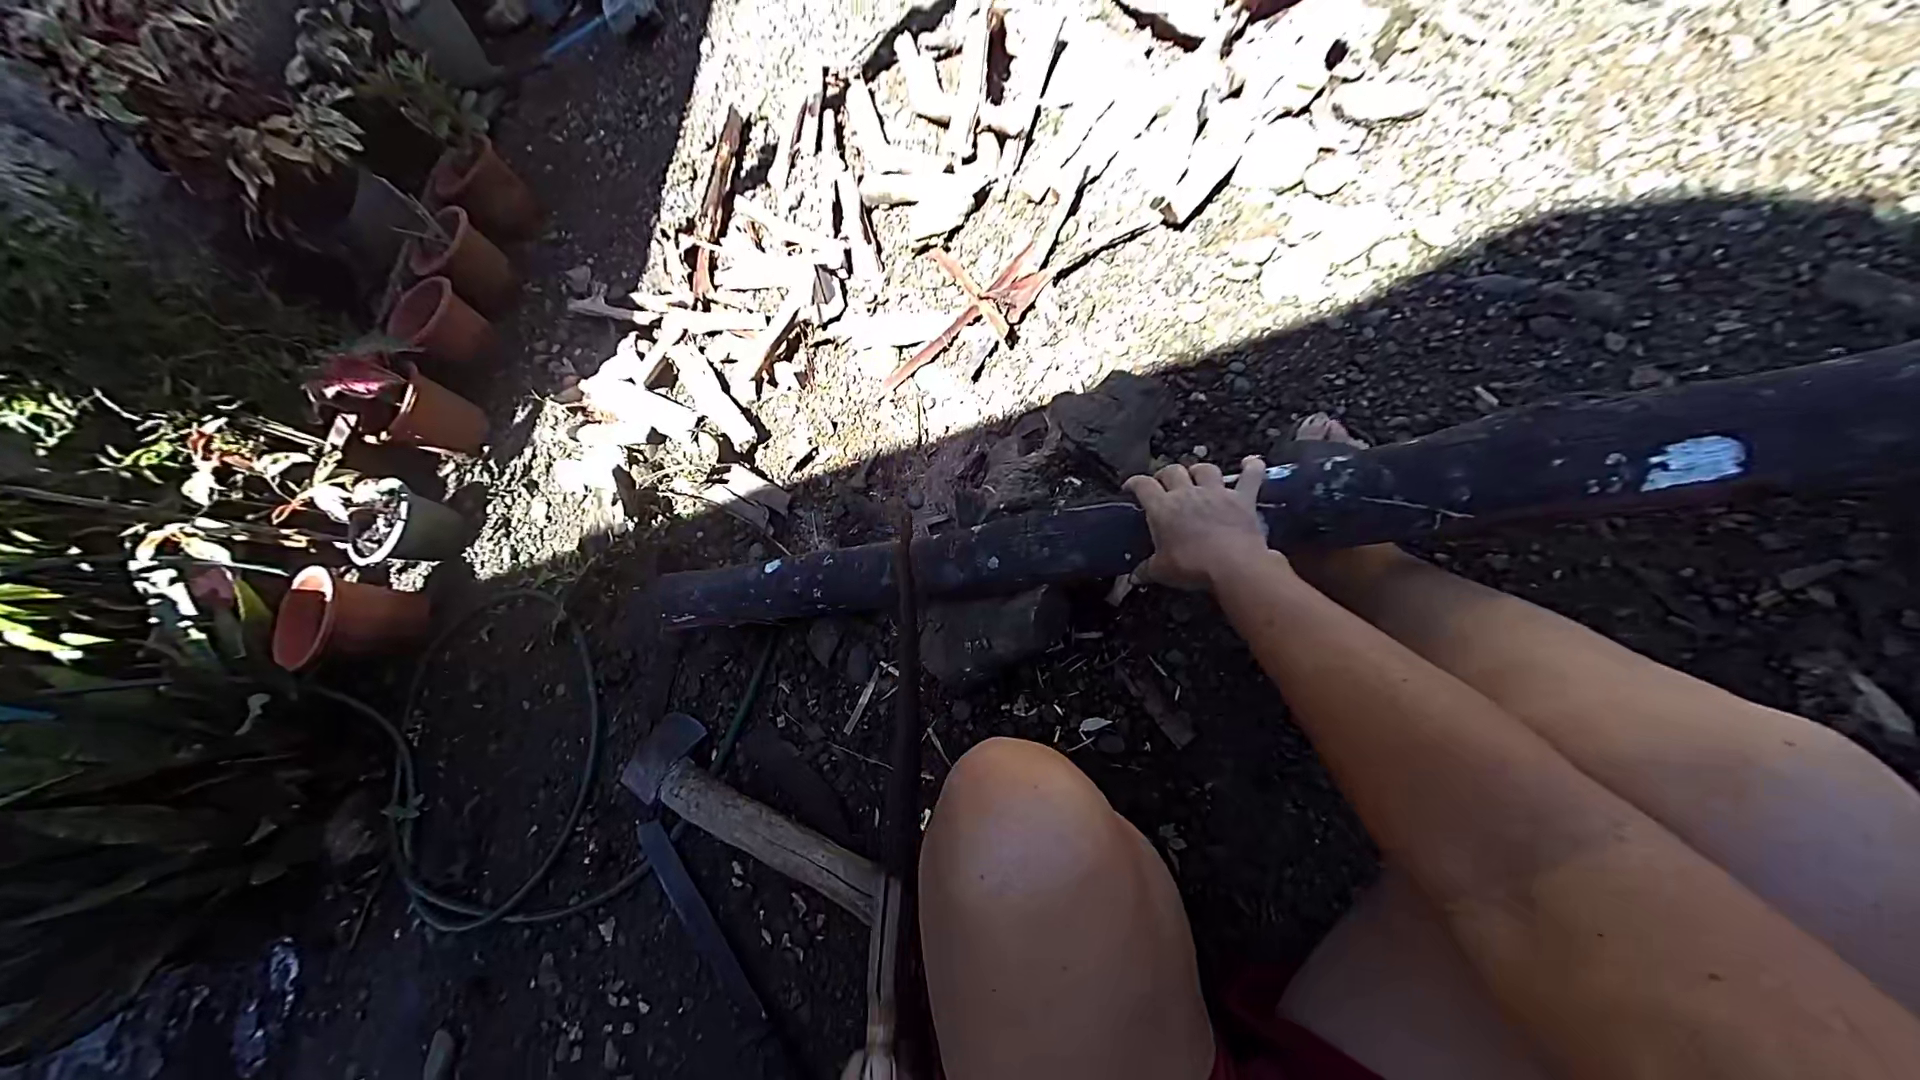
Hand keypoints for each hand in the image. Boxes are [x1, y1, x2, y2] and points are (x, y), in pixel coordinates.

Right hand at [1122, 457, 1275, 590]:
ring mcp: (1217, 492)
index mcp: (1162, 507)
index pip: (1143, 485)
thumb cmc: (1192, 566)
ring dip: (1199, 470)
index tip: (1131, 487)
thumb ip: (1146, 570)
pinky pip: (1250, 475)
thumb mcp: (1162, 571)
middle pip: (1173, 470)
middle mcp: (1187, 493)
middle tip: (1164, 484)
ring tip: (1196, 476)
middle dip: (1166, 474)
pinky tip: (1250, 462)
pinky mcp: (1243, 498)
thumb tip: (1134, 577)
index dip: (1134, 482)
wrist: (1233, 565)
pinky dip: (1251, 467)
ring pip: (1205, 469)